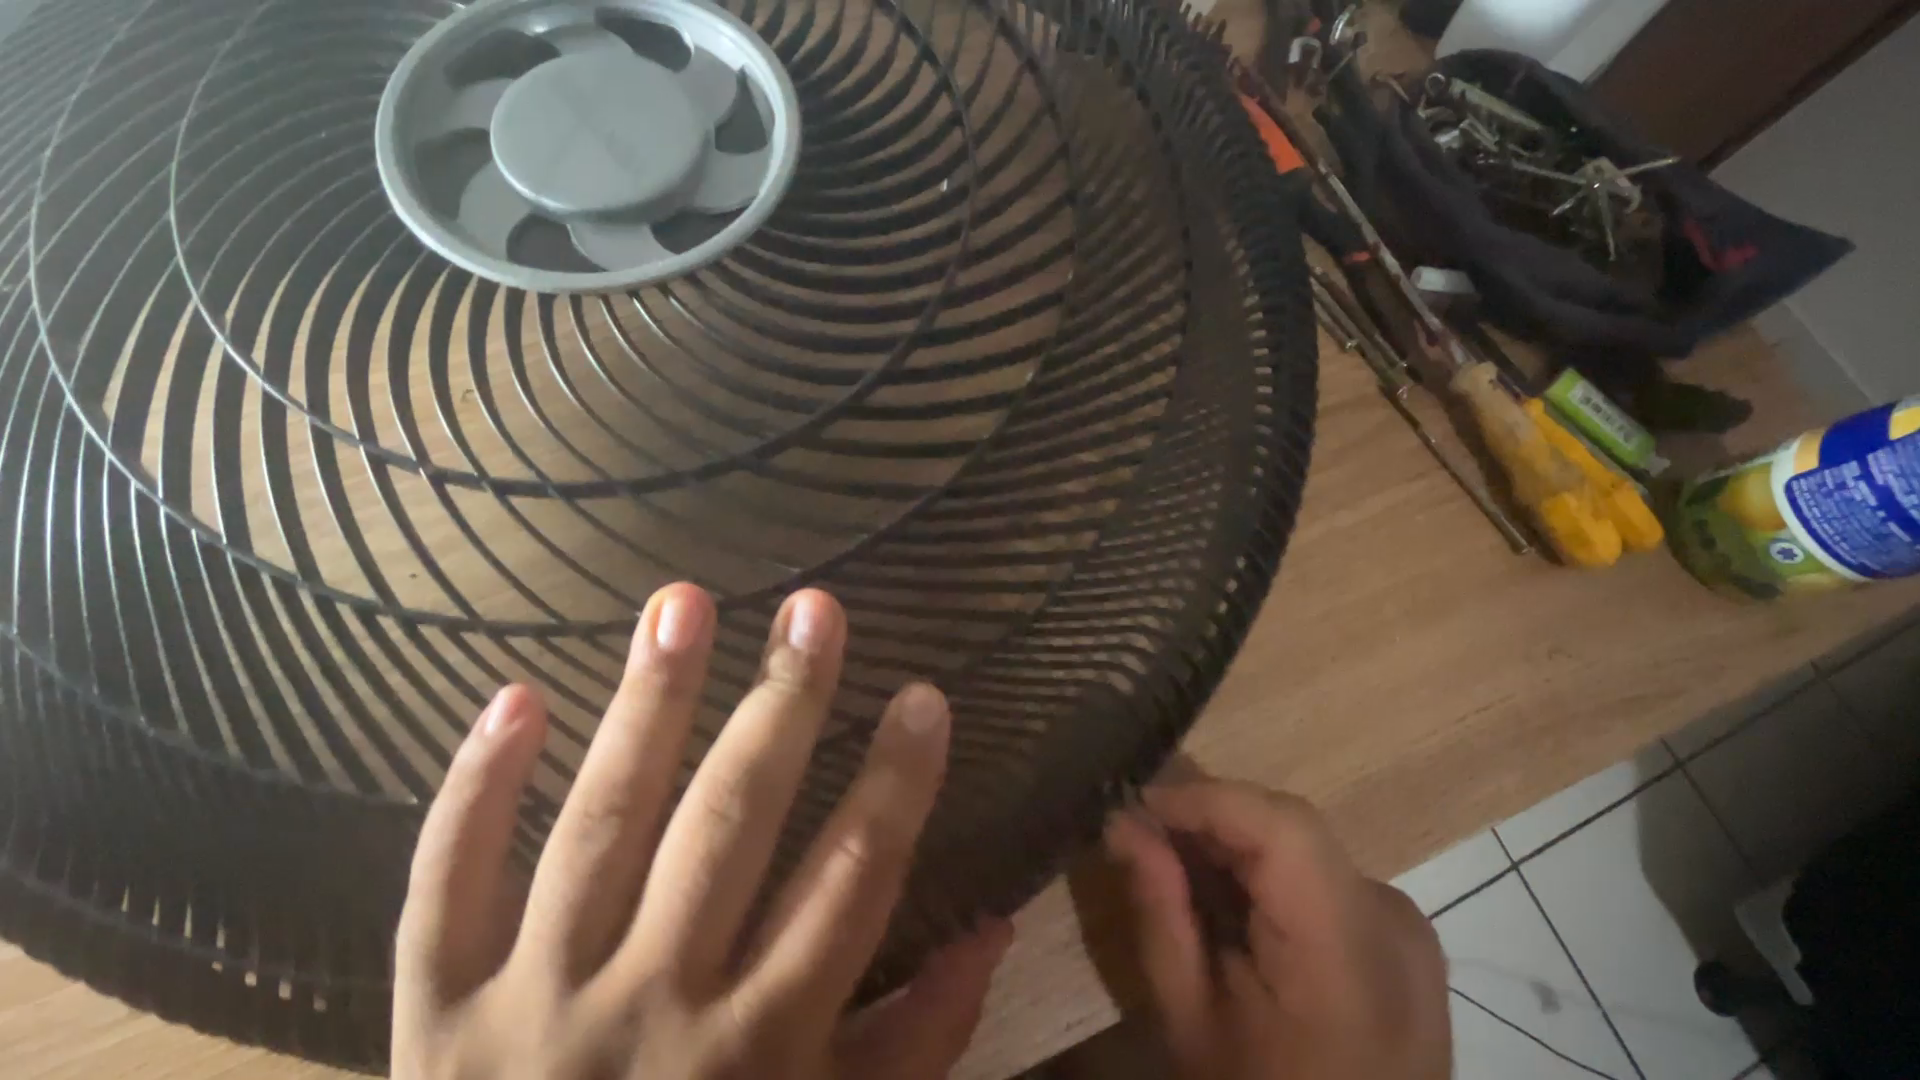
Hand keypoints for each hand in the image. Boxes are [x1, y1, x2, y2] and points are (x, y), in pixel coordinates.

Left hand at [394, 585, 1011, 1079]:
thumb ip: (919, 1040)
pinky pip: (442, 886)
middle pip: (729, 828)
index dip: (895, 783)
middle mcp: (653, 1008)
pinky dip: (473, 792)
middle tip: (815, 609)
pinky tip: (516, 696)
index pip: (849, 882)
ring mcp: (531, 1006)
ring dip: (647, 706)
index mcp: (762, 1048)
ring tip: (684, 604)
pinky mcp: (432, 1012)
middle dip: (782, 707)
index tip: (924, 695)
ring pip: (598, 828)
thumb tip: (994, 927)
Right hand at [1105, 781, 1449, 1079]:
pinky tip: (1235, 909)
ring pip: (1304, 847)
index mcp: (1346, 953)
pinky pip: (1325, 875)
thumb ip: (1161, 912)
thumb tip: (1123, 822)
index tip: (1141, 807)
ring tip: (1183, 879)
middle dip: (1211, 822)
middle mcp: (1391, 918)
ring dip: (1237, 848)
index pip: (1283, 826)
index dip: (1208, 798)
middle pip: (1290, 830)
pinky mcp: (1408, 936)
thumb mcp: (1192, 1020)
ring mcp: (1409, 926)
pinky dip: (1271, 876)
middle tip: (1146, 844)